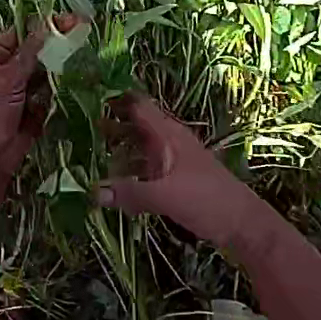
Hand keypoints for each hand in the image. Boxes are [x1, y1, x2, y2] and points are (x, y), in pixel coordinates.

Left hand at [0, 17, 69, 182]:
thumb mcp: (6, 79)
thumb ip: (29, 53)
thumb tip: (46, 26)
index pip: (17, 34)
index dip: (41, 26)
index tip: (68, 20)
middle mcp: (2, 72)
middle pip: (33, 54)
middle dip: (54, 48)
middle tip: (82, 36)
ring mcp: (17, 92)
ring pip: (43, 74)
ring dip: (59, 70)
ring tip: (83, 58)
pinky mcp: (31, 111)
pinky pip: (48, 95)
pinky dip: (59, 91)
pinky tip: (77, 81)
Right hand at [100, 94, 287, 260]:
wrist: (243, 224)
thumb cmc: (208, 200)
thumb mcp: (165, 196)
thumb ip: (130, 193)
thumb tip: (92, 192)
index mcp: (169, 135)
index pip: (139, 105)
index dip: (115, 97)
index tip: (86, 95)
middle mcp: (170, 142)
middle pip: (136, 124)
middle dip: (110, 123)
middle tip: (77, 125)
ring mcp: (174, 161)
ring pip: (141, 146)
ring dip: (118, 147)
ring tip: (87, 150)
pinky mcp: (176, 180)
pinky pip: (146, 167)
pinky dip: (129, 169)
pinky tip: (113, 181)